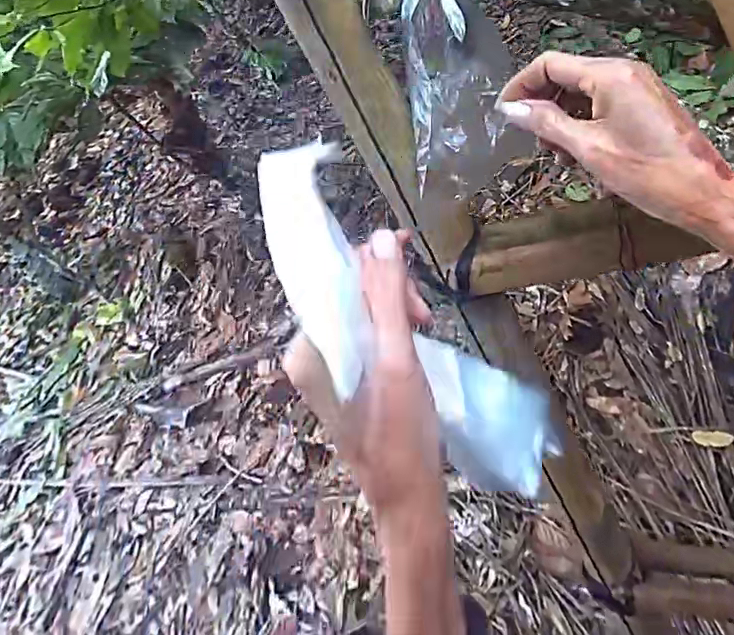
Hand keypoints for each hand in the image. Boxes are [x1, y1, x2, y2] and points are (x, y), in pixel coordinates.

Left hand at [282, 229, 443, 519]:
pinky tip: (415, 329)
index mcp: (310, 347)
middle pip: (350, 289)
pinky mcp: (348, 371)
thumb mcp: (398, 359)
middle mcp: (311, 351)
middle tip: (422, 311)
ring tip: (424, 322)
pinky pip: (368, 326)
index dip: (372, 259)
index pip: (333, 276)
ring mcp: (329, 362)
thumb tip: (379, 237)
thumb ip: (387, 297)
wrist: (409, 497)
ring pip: (363, 305)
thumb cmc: (402, 435)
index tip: (407, 251)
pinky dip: (394, 321)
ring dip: (396, 303)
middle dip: (389, 287)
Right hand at [497, 52, 733, 306]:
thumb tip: (511, 109)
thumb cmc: (650, 174)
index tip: (504, 113)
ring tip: (558, 153)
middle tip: (534, 141)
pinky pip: (604, 102)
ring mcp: (639, 85)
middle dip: (543, 104)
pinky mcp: (647, 103)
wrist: (708, 196)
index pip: (549, 64)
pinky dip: (584, 121)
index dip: (521, 86)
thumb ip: (547, 123)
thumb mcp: (590, 149)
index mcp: (610, 74)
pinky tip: (580, 150)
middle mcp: (625, 71)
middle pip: (566, 75)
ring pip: (584, 90)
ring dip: (563, 116)